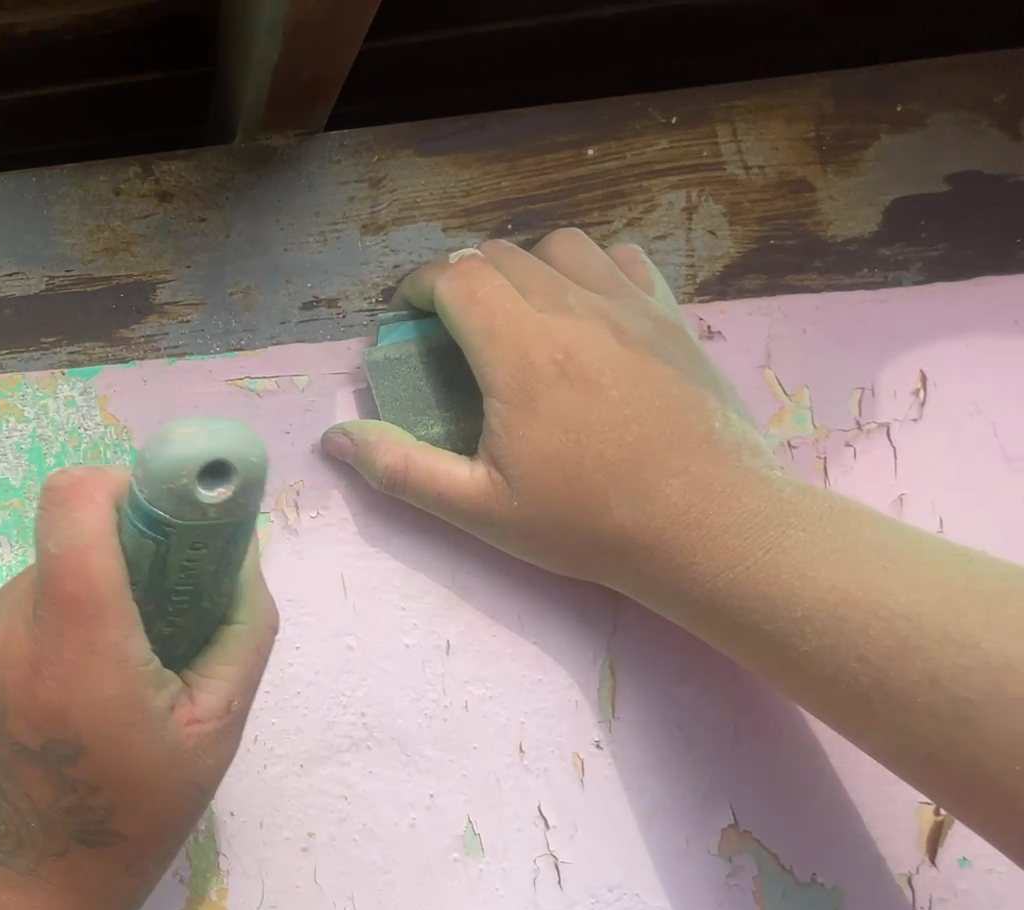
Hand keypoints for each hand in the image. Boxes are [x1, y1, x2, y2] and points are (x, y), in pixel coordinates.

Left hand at [0, 466, 278, 909]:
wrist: (21, 894)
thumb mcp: (217, 727)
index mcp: (74, 642)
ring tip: (90, 681)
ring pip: (35, 581)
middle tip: (141, 625)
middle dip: (112, 563)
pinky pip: (2, 615)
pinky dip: (37, 634)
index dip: (121, 486)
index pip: (75, 500)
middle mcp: (2, 630)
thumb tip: (236, 549)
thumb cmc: (133, 818)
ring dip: (74, 604)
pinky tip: (47, 700)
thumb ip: (240, 622)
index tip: (156, 521)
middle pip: (64, 544)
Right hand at [322, 229, 785, 592]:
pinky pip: (619, 259)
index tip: (403, 316)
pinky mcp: (670, 318)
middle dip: (458, 279)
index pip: (458, 277)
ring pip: (560, 246)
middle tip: (444, 328)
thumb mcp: (474, 507)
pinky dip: (583, 268)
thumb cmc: (584, 521)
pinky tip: (577, 311)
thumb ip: (398, 467)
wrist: (710, 527)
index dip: (419, 286)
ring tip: (509, 314)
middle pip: (501, 255)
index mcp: (522, 353)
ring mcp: (631, 307)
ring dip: (519, 268)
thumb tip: (335, 438)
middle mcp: (575, 311)